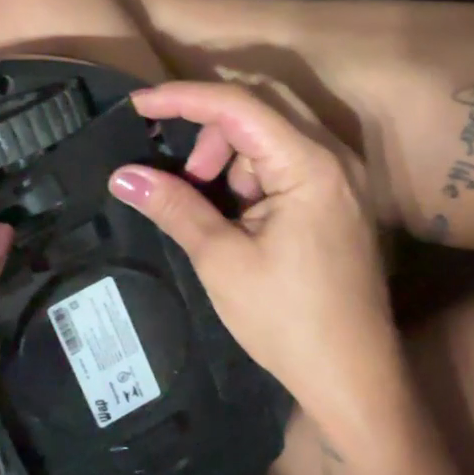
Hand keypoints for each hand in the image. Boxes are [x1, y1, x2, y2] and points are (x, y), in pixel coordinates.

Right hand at [108, 81, 393, 408]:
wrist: (352, 376)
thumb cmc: (287, 320)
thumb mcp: (222, 260)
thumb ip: (174, 206)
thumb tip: (121, 176)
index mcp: (310, 166)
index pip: (239, 106)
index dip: (183, 98)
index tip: (136, 104)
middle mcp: (335, 158)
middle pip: (260, 110)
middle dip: (211, 133)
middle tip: (186, 178)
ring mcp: (342, 178)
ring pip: (272, 136)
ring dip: (232, 158)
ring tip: (216, 213)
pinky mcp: (339, 199)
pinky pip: (287, 162)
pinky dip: (253, 176)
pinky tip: (240, 218)